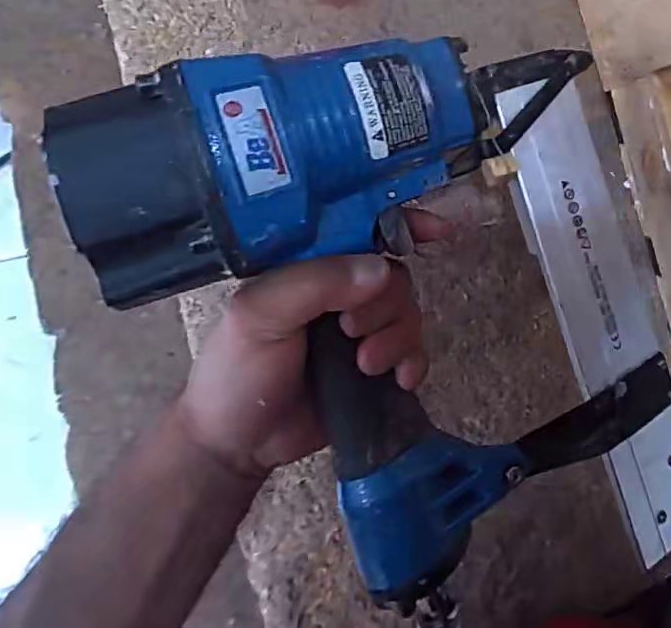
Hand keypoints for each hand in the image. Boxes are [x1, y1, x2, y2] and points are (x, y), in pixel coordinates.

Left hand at [175, 209, 451, 477]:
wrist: (233, 448)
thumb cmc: (235, 369)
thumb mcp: (260, 314)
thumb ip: (317, 283)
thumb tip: (382, 271)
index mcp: (315, 264)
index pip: (365, 228)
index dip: (403, 223)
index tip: (437, 230)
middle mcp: (344, 290)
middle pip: (395, 275)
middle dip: (385, 304)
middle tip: (352, 332)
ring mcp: (363, 328)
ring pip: (408, 312)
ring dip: (397, 337)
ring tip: (367, 366)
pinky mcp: (378, 366)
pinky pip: (416, 351)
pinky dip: (415, 361)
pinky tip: (402, 381)